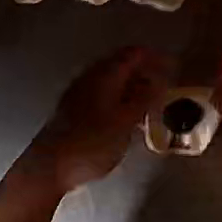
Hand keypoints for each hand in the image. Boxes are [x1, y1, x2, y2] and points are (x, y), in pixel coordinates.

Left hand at [24, 46, 171, 192]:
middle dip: (144, 71)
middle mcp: (90, 78)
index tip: (172, 66)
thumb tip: (157, 79)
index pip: (132, 54)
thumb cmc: (92, 144)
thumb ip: (143, 98)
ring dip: (132, 87)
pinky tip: (128, 117)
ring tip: (150, 103)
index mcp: (104, 76)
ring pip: (111, 81)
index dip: (154, 56)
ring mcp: (79, 94)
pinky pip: (102, 95)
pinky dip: (119, 100)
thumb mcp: (125, 122)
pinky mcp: (73, 110)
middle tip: (164, 85)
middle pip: (120, 65)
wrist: (49, 167)